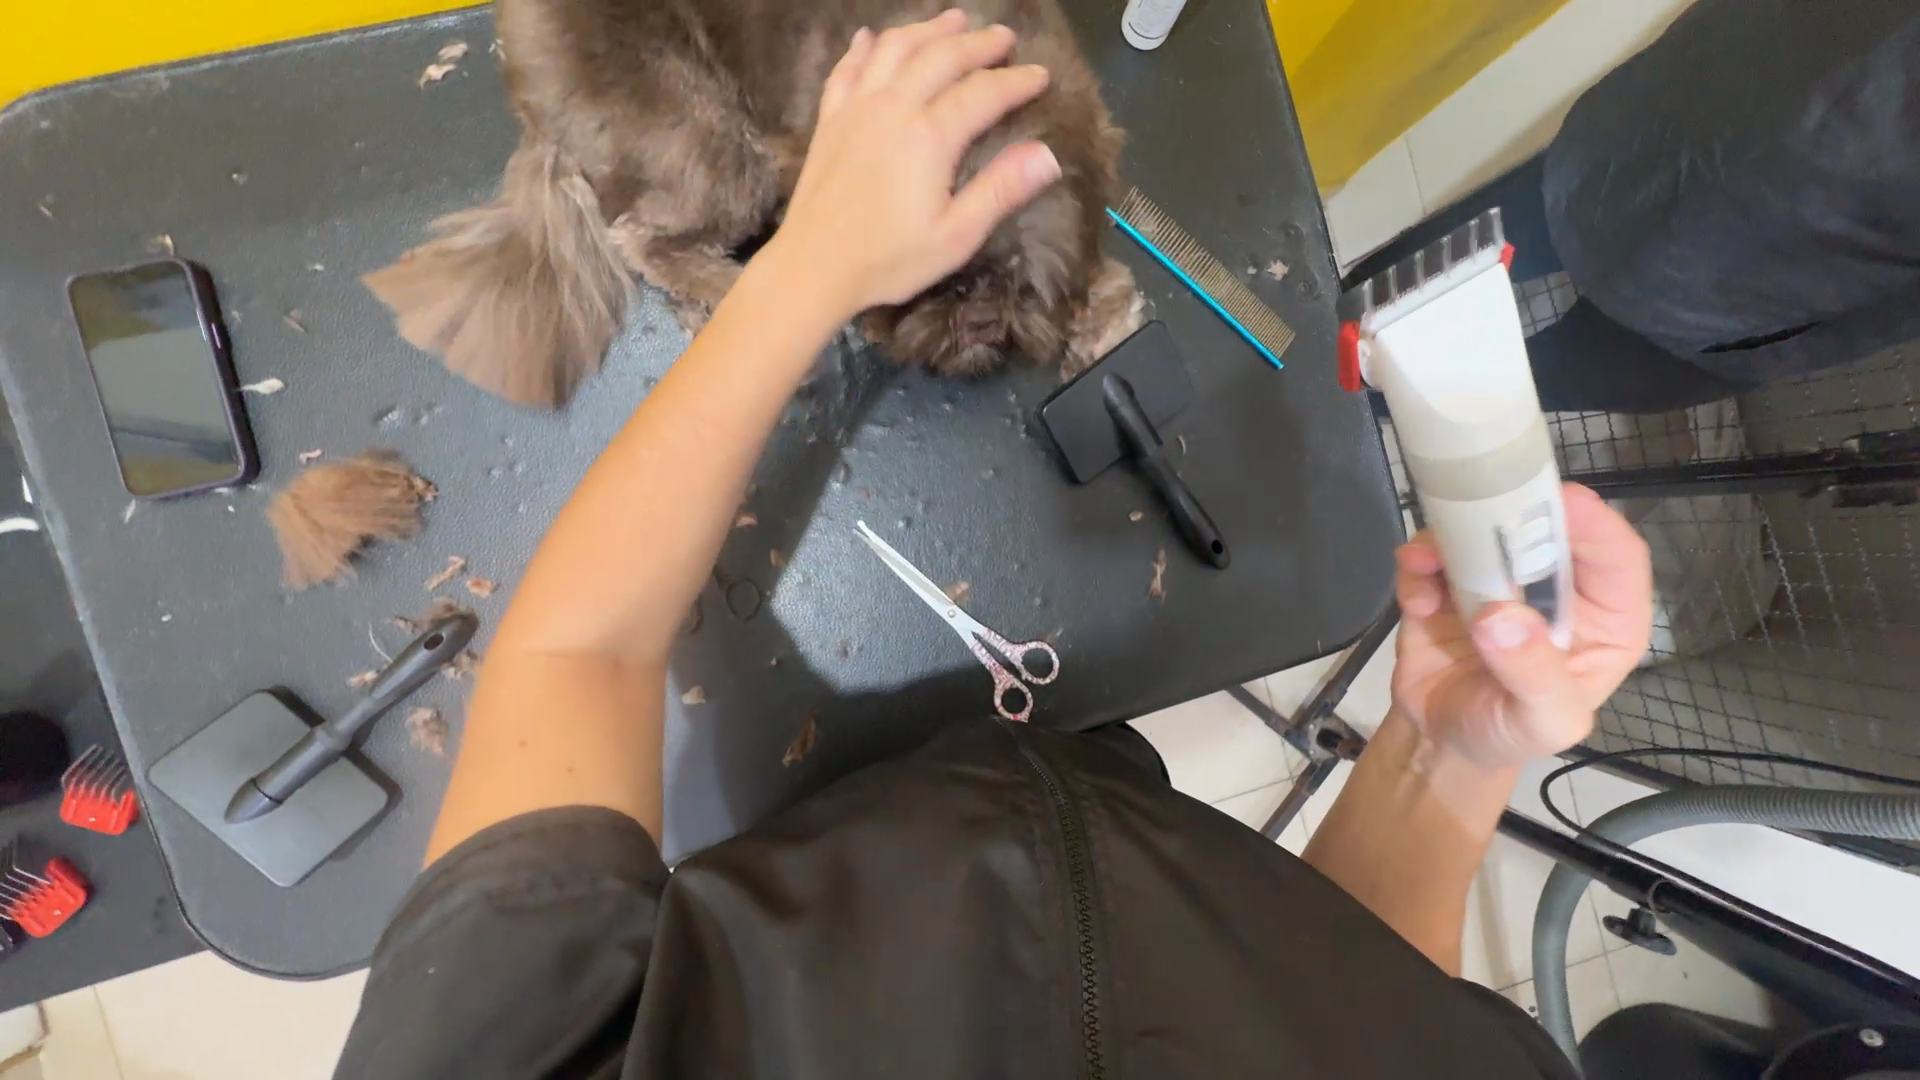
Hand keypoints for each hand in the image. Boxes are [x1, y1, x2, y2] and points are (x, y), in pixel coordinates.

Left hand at [765, 10, 1062, 317]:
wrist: (815, 266)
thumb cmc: (889, 261)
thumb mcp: (955, 236)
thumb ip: (1000, 192)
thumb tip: (1047, 156)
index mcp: (930, 136)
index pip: (983, 94)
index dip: (1016, 81)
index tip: (1040, 74)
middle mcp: (894, 107)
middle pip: (941, 57)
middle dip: (978, 44)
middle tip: (1003, 37)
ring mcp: (856, 108)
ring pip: (895, 49)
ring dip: (928, 31)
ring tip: (953, 22)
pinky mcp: (829, 120)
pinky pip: (848, 68)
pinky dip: (864, 48)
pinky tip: (872, 38)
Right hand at [1391, 484, 1652, 768]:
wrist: (1439, 738)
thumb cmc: (1508, 732)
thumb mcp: (1540, 721)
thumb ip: (1531, 673)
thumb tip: (1499, 616)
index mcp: (1601, 619)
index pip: (1613, 558)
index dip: (1592, 525)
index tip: (1559, 501)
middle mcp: (1551, 593)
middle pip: (1538, 534)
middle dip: (1504, 521)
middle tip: (1473, 515)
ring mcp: (1492, 587)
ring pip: (1476, 539)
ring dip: (1445, 543)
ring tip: (1421, 563)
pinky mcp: (1441, 589)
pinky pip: (1429, 562)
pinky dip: (1416, 571)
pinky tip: (1414, 603)